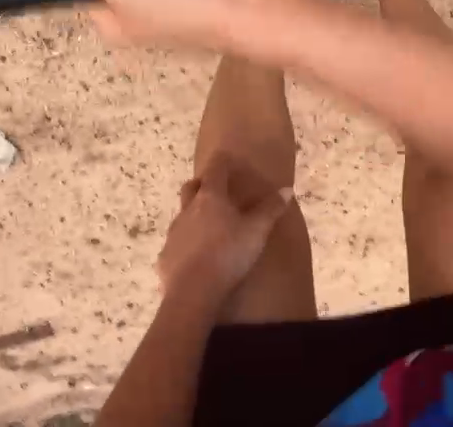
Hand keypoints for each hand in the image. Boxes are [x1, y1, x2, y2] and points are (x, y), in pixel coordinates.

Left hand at [156, 155, 291, 303]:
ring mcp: (173, 234)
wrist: (192, 294)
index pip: (215, 169)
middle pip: (191, 187)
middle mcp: (188, 210)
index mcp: (211, 198)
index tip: (227, 158)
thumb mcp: (257, 231)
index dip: (222, 162)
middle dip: (201, 185)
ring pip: (182, 216)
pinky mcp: (165, 257)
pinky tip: (196, 259)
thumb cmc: (228, 254)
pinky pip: (176, 244)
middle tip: (215, 190)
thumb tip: (286, 189)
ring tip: (209, 228)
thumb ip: (270, 209)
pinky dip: (186, 245)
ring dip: (193, 216)